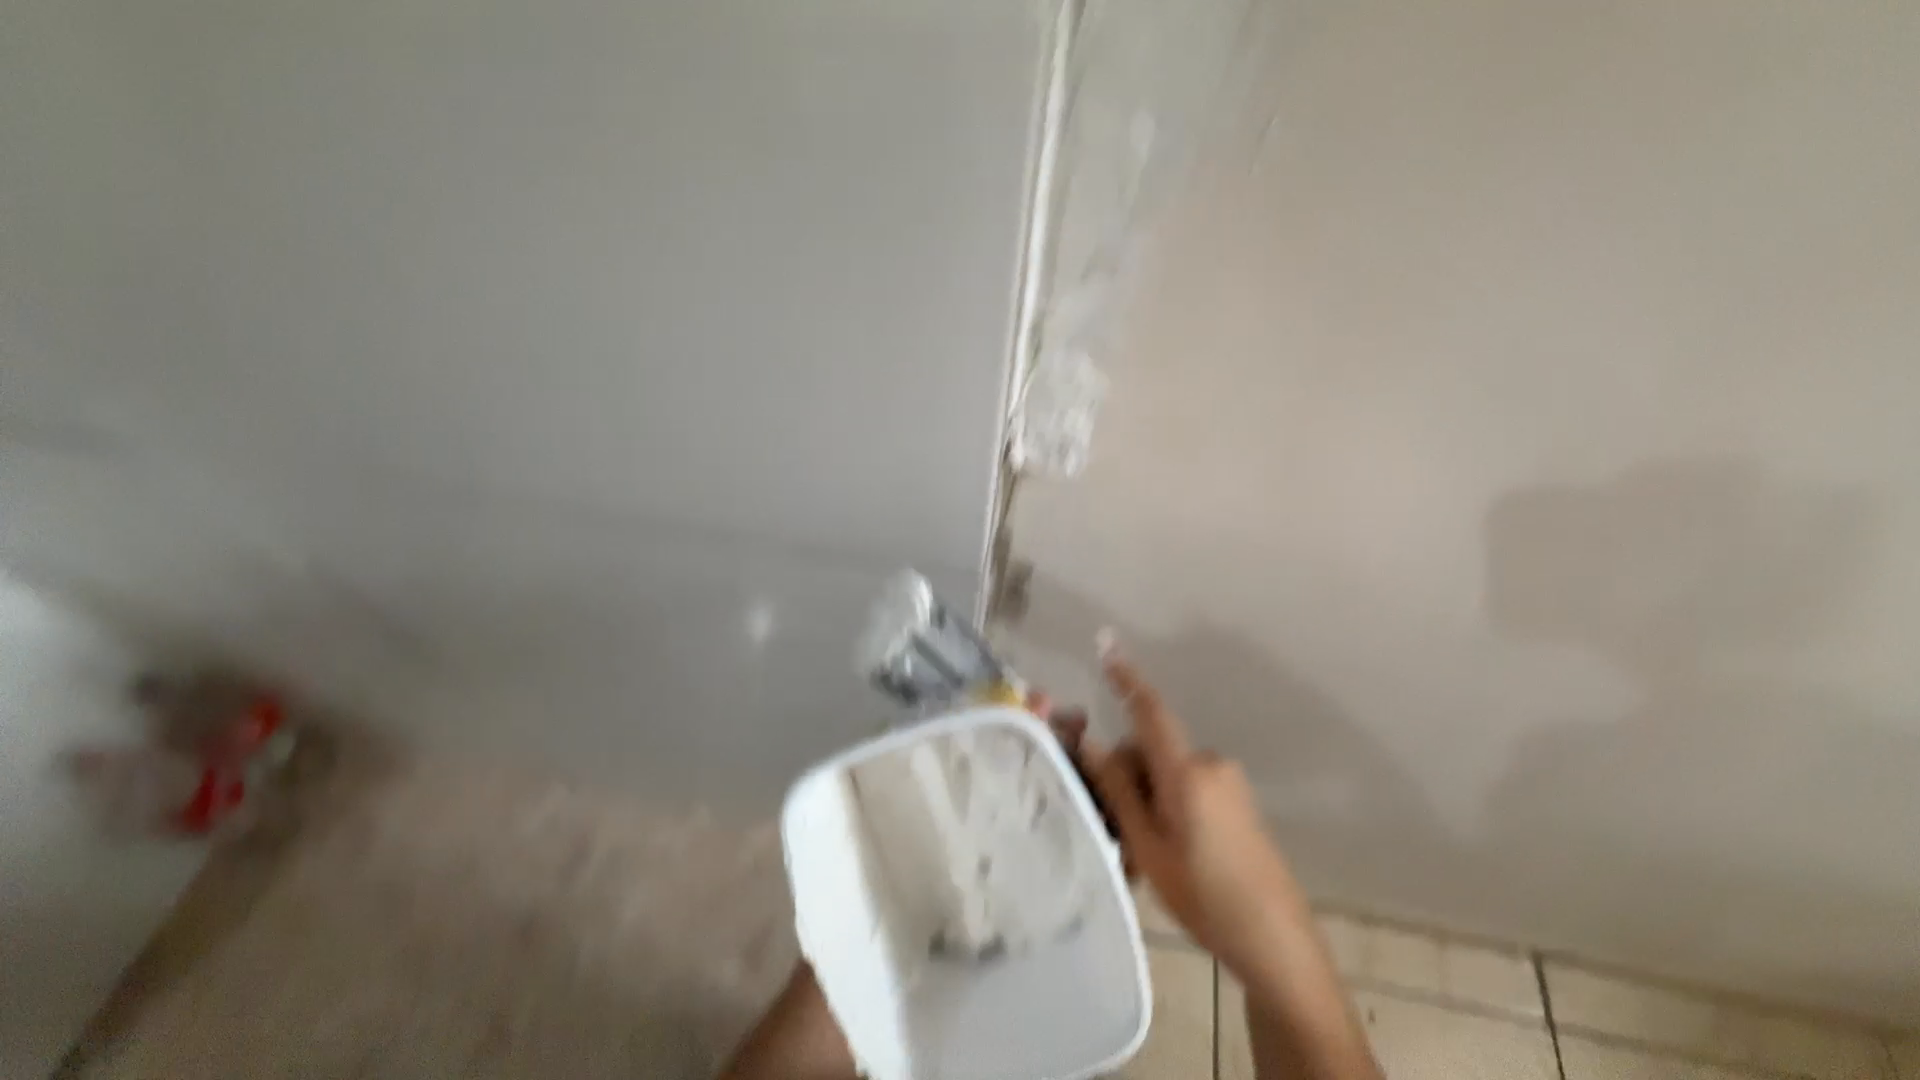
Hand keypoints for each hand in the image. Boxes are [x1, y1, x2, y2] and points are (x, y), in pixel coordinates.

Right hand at [1080, 651, 1309, 982]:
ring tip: (1136, 859)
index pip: (1149, 710)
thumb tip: (1091, 742)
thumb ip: (1119, 790)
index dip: (1125, 677)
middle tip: (1110, 833)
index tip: (1105, 643)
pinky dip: (1166, 812)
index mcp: (1186, 771)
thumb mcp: (1148, 846)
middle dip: (1123, 782)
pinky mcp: (1236, 803)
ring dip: (1143, 805)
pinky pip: (1187, 791)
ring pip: (1165, 777)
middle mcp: (1210, 765)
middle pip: (1149, 753)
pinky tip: (1161, 857)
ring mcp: (1228, 784)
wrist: (1275, 940)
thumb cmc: (1205, 894)